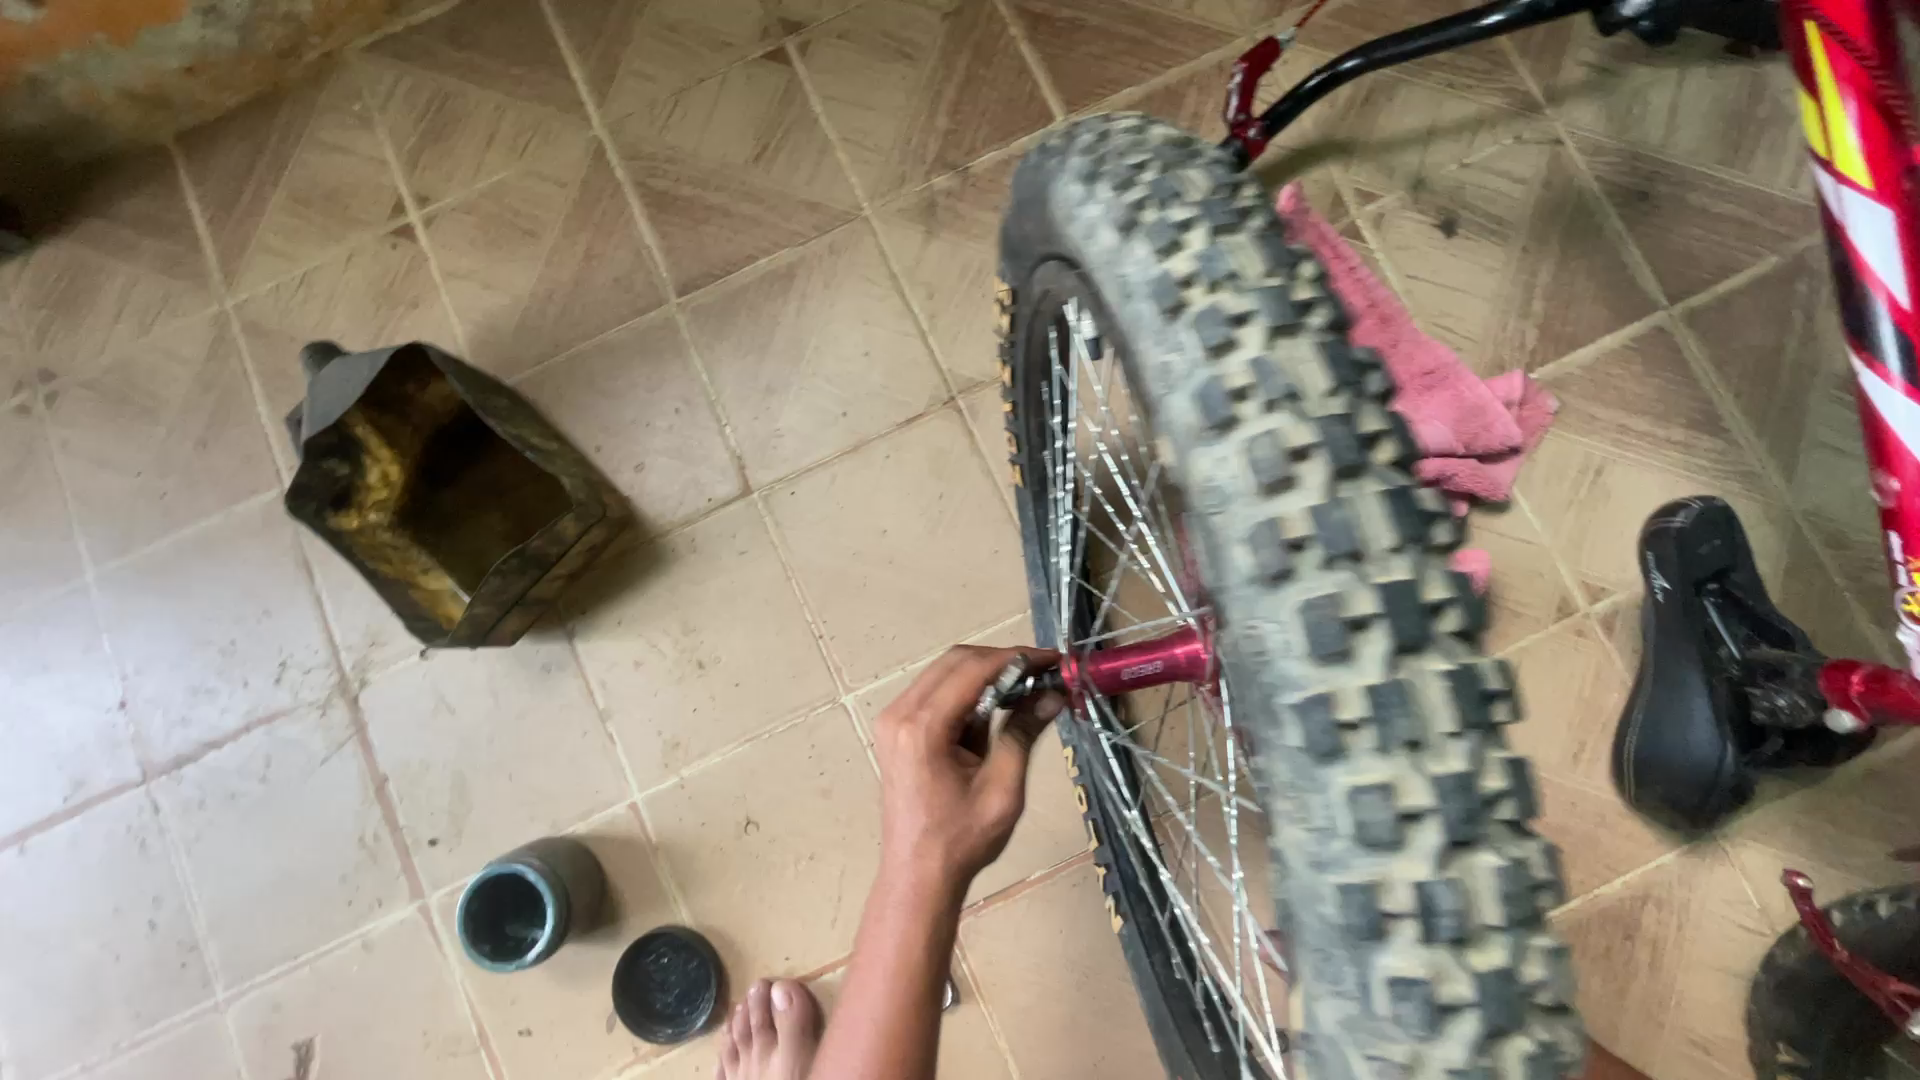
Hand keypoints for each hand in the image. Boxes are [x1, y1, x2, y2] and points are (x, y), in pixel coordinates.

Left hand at [870, 645, 1068, 898]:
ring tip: (1026, 687)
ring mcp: (893, 718)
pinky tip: (996, 705)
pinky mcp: (896, 728)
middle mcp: (900, 713)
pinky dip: (967, 689)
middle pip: (955, 661)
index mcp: (922, 727)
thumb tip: (1054, 695)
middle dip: (1002, 660)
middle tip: (1042, 673)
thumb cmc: (962, 839)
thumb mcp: (1002, 789)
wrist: (918, 874)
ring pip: (944, 671)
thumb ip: (1023, 734)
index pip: (972, 669)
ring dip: (985, 672)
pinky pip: (935, 690)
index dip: (1015, 658)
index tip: (1052, 661)